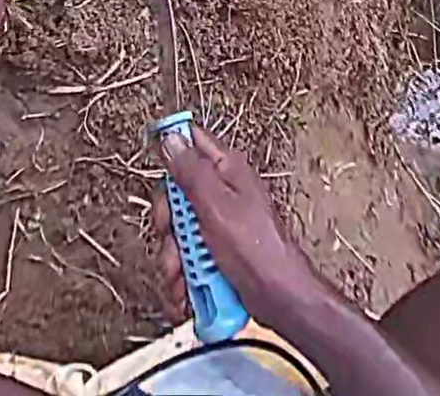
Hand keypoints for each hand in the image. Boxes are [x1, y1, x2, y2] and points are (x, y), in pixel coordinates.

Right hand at [153, 125, 323, 324]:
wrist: (281, 302)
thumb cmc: (257, 250)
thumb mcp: (215, 204)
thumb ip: (190, 170)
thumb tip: (170, 137)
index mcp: (226, 168)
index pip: (190, 141)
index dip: (170, 151)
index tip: (158, 171)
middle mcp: (221, 190)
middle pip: (177, 191)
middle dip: (168, 219)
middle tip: (172, 234)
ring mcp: (218, 221)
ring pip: (179, 228)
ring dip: (174, 254)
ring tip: (182, 274)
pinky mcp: (216, 250)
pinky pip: (188, 255)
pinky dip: (184, 273)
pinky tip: (186, 289)